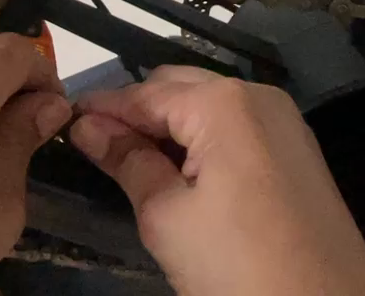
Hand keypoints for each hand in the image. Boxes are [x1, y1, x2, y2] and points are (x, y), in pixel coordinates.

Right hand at [70, 65, 364, 295]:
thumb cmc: (241, 274)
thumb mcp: (167, 219)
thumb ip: (125, 161)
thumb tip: (85, 127)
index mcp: (223, 103)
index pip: (144, 94)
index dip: (103, 108)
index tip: (65, 120)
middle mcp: (256, 96)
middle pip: (177, 89)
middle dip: (137, 113)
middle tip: (98, 145)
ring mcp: (284, 123)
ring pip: (207, 106)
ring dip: (169, 126)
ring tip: (134, 161)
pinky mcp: (299, 154)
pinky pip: (236, 127)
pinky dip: (203, 140)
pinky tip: (181, 172)